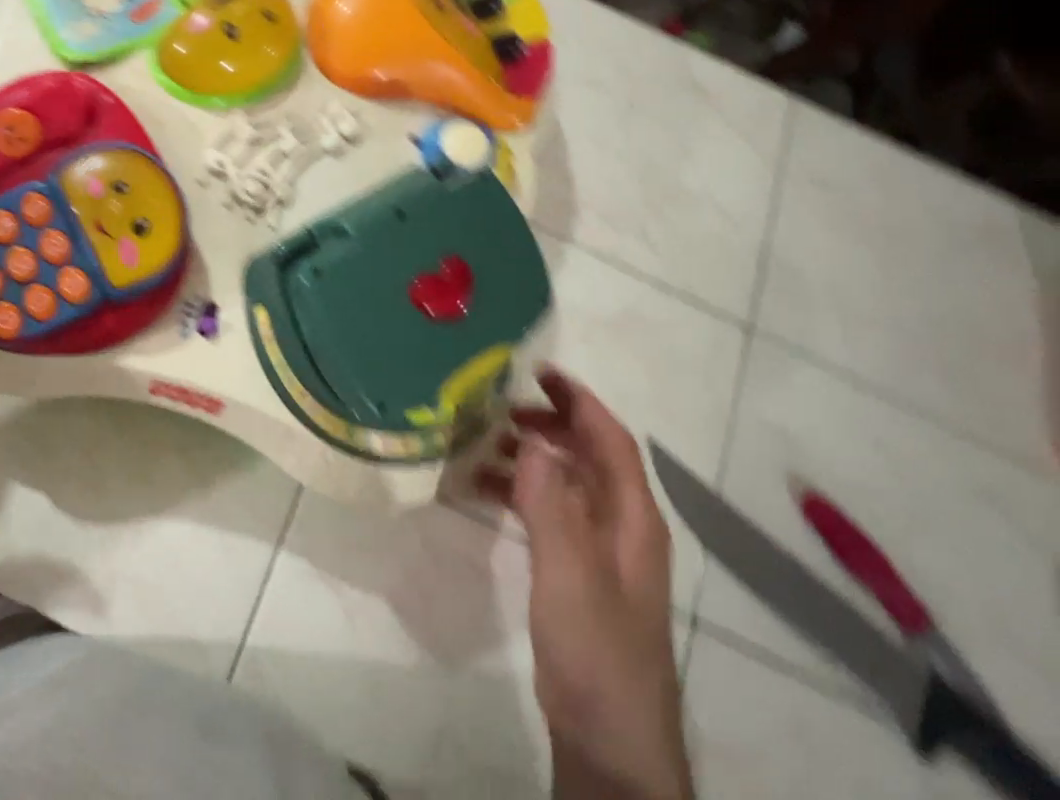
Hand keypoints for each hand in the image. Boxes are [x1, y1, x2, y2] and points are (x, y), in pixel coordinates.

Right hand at [497, 369, 692, 799]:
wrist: (610, 733)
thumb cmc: (597, 650)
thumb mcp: (571, 575)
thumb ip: (553, 507)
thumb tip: (532, 439)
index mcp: (632, 521)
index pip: (611, 443)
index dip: (579, 402)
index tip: (537, 371)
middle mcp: (620, 527)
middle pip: (586, 458)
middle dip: (544, 425)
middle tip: (489, 406)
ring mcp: (597, 553)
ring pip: (562, 485)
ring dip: (524, 458)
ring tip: (472, 443)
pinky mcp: (573, 575)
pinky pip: (545, 515)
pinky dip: (516, 495)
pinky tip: (477, 493)